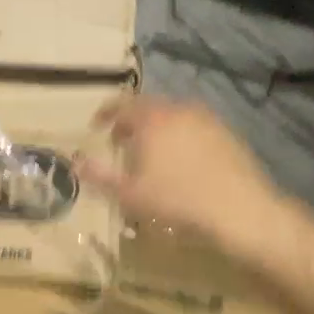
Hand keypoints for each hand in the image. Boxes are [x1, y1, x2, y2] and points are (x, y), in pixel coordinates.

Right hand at [77, 97, 285, 246]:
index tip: (96, 128)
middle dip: (131, 122)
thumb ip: (99, 175)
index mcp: (153, 119)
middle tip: (121, 142)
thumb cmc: (177, 200)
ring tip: (151, 154)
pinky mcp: (227, 134)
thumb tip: (75, 162)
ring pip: (173, 116)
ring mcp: (207, 120)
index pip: (121, 104)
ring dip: (157, 129)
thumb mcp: (129, 194)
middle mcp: (179, 110)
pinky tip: (181, 163)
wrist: (238, 210)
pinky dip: (180, 137)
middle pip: (148, 107)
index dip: (105, 113)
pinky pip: (194, 128)